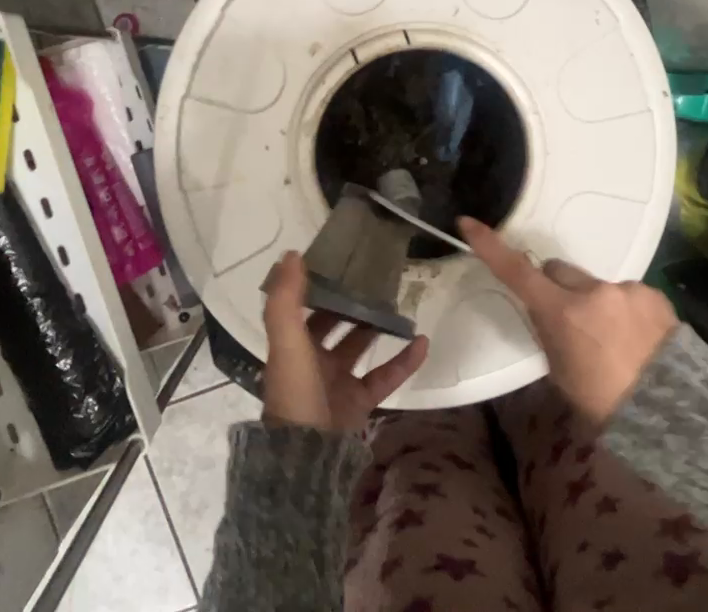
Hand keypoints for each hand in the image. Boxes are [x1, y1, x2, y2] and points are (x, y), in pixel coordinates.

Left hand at [261, 250, 429, 432]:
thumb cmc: (295, 391)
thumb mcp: (286, 341)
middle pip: (332, 326)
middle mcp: (312, 362)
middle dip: (349, 304)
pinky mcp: (360, 402)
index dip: (315, 286)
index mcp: (290, 346)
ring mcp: (337, 383)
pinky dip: (403, 361)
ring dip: (377, 328)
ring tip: (398, 303)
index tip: (338, 261)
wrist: (308, 455)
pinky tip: (422, 342)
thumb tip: (292, 253)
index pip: (301, 309)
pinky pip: (385, 376)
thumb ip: (286, 299)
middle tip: (374, 279)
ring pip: (360, 347)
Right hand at [460, 217, 677, 426]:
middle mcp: (592, 291)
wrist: (672, 411)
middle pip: (557, 270)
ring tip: (614, 340)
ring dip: (595, 302)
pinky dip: (625, 310)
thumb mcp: (561, 373)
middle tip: (568, 321)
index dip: (490, 247)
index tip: (469, 223)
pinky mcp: (653, 293)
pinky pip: (626, 293)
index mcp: (563, 313)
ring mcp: (626, 289)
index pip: (517, 272)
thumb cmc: (605, 403)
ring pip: (594, 284)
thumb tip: (546, 312)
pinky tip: (638, 339)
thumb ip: (550, 332)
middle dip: (556, 287)